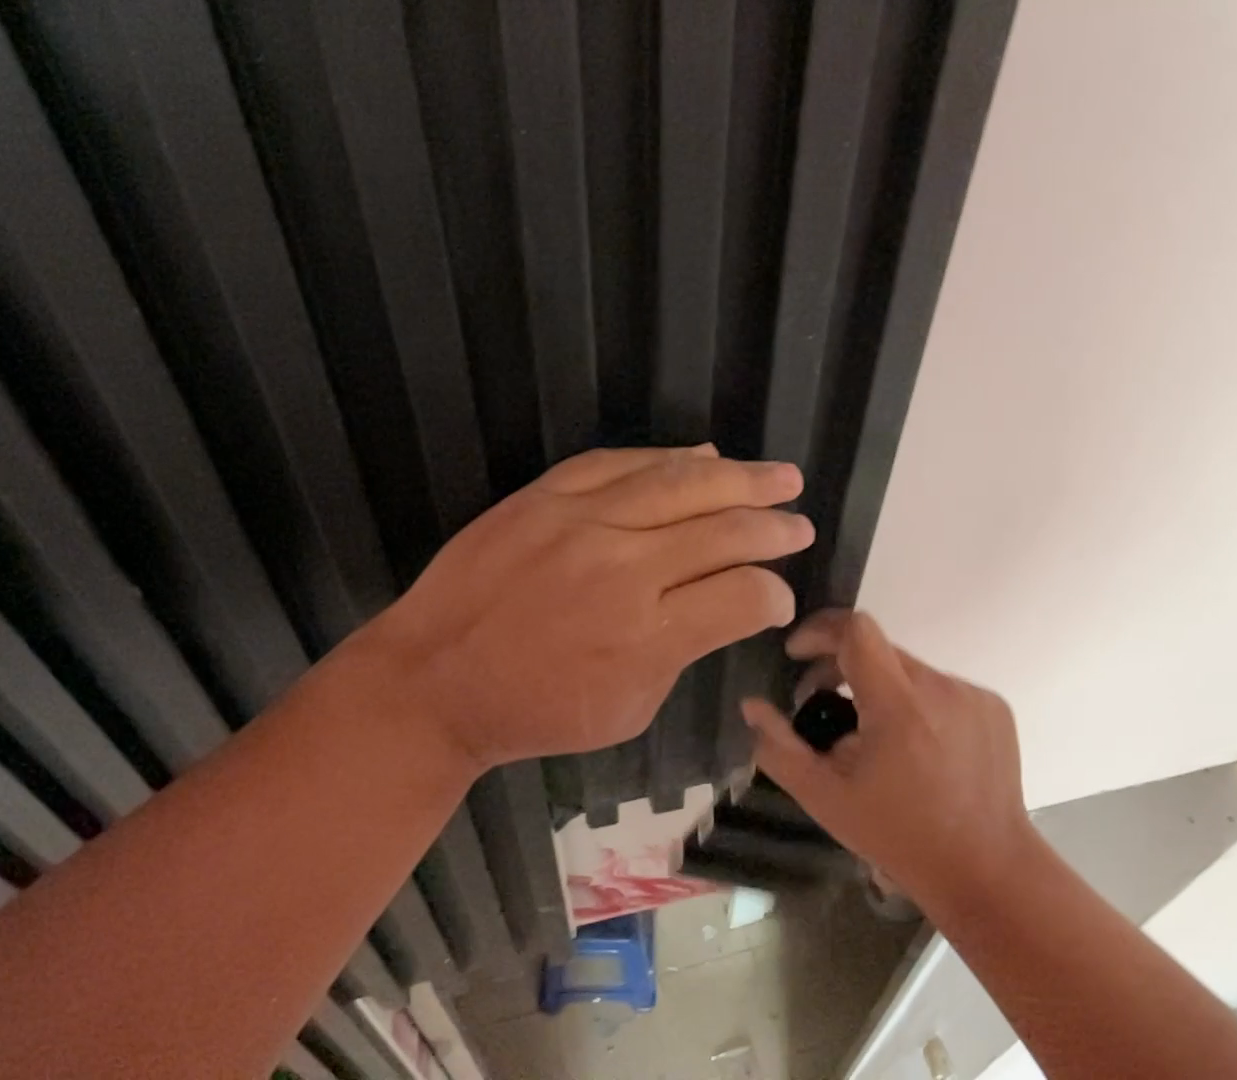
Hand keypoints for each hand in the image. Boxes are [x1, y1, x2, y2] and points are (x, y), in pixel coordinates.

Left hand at [346, 445, 811, 770]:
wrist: (435, 679)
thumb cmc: (535, 711)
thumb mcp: (627, 710)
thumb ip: (682, 654)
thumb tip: (721, 605)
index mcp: (647, 636)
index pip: (743, 595)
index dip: (774, 595)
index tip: (777, 598)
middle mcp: (624, 569)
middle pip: (724, 529)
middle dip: (775, 526)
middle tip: (801, 522)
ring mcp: (581, 523)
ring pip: (681, 483)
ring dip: (741, 478)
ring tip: (782, 476)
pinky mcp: (544, 497)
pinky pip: (619, 463)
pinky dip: (668, 457)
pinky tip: (704, 455)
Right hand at [744, 609, 1033, 905]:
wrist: (987, 870)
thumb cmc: (899, 836)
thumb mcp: (825, 798)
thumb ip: (780, 748)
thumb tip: (752, 706)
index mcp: (898, 705)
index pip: (856, 630)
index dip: (819, 630)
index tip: (797, 653)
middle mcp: (940, 687)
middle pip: (879, 650)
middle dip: (841, 666)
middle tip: (819, 702)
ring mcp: (973, 696)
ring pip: (909, 670)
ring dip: (880, 688)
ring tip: (869, 736)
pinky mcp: (994, 708)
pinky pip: (941, 689)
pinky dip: (917, 705)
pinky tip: (914, 749)